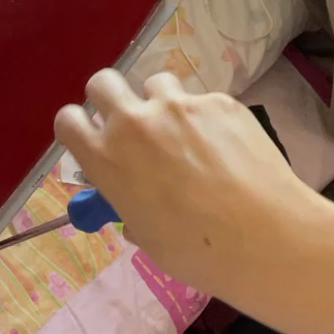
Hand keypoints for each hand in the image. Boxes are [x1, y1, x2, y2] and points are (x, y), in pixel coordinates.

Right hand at [54, 71, 333, 316]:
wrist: (266, 238)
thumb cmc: (195, 251)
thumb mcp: (144, 231)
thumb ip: (128, 199)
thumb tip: (134, 194)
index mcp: (106, 159)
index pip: (67, 119)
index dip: (77, 125)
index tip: (90, 137)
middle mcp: (134, 123)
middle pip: (102, 82)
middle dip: (110, 98)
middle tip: (129, 122)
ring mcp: (179, 107)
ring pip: (156, 84)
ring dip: (161, 103)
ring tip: (184, 134)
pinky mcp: (220, 102)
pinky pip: (202, 101)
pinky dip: (206, 119)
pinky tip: (226, 150)